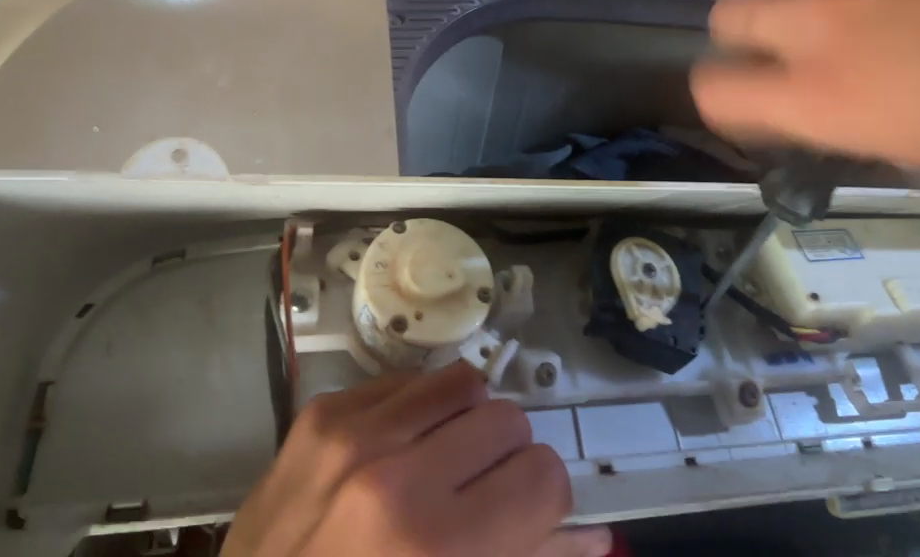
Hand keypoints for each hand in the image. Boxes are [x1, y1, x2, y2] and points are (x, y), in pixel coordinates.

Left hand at [222, 363, 610, 556]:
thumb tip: (598, 536)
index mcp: (438, 546)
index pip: (544, 477)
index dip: (543, 503)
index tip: (522, 520)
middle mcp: (395, 476)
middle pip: (508, 419)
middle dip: (505, 461)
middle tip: (477, 498)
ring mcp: (351, 436)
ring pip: (463, 382)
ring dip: (465, 423)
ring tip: (442, 464)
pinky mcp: (320, 415)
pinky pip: (406, 380)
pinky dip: (417, 411)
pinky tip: (399, 452)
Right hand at [692, 0, 919, 210]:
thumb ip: (917, 151)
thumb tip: (916, 128)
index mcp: (830, 96)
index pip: (714, 91)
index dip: (726, 111)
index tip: (769, 124)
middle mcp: (823, 18)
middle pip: (727, 18)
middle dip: (747, 49)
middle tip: (807, 75)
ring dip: (802, 11)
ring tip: (875, 35)